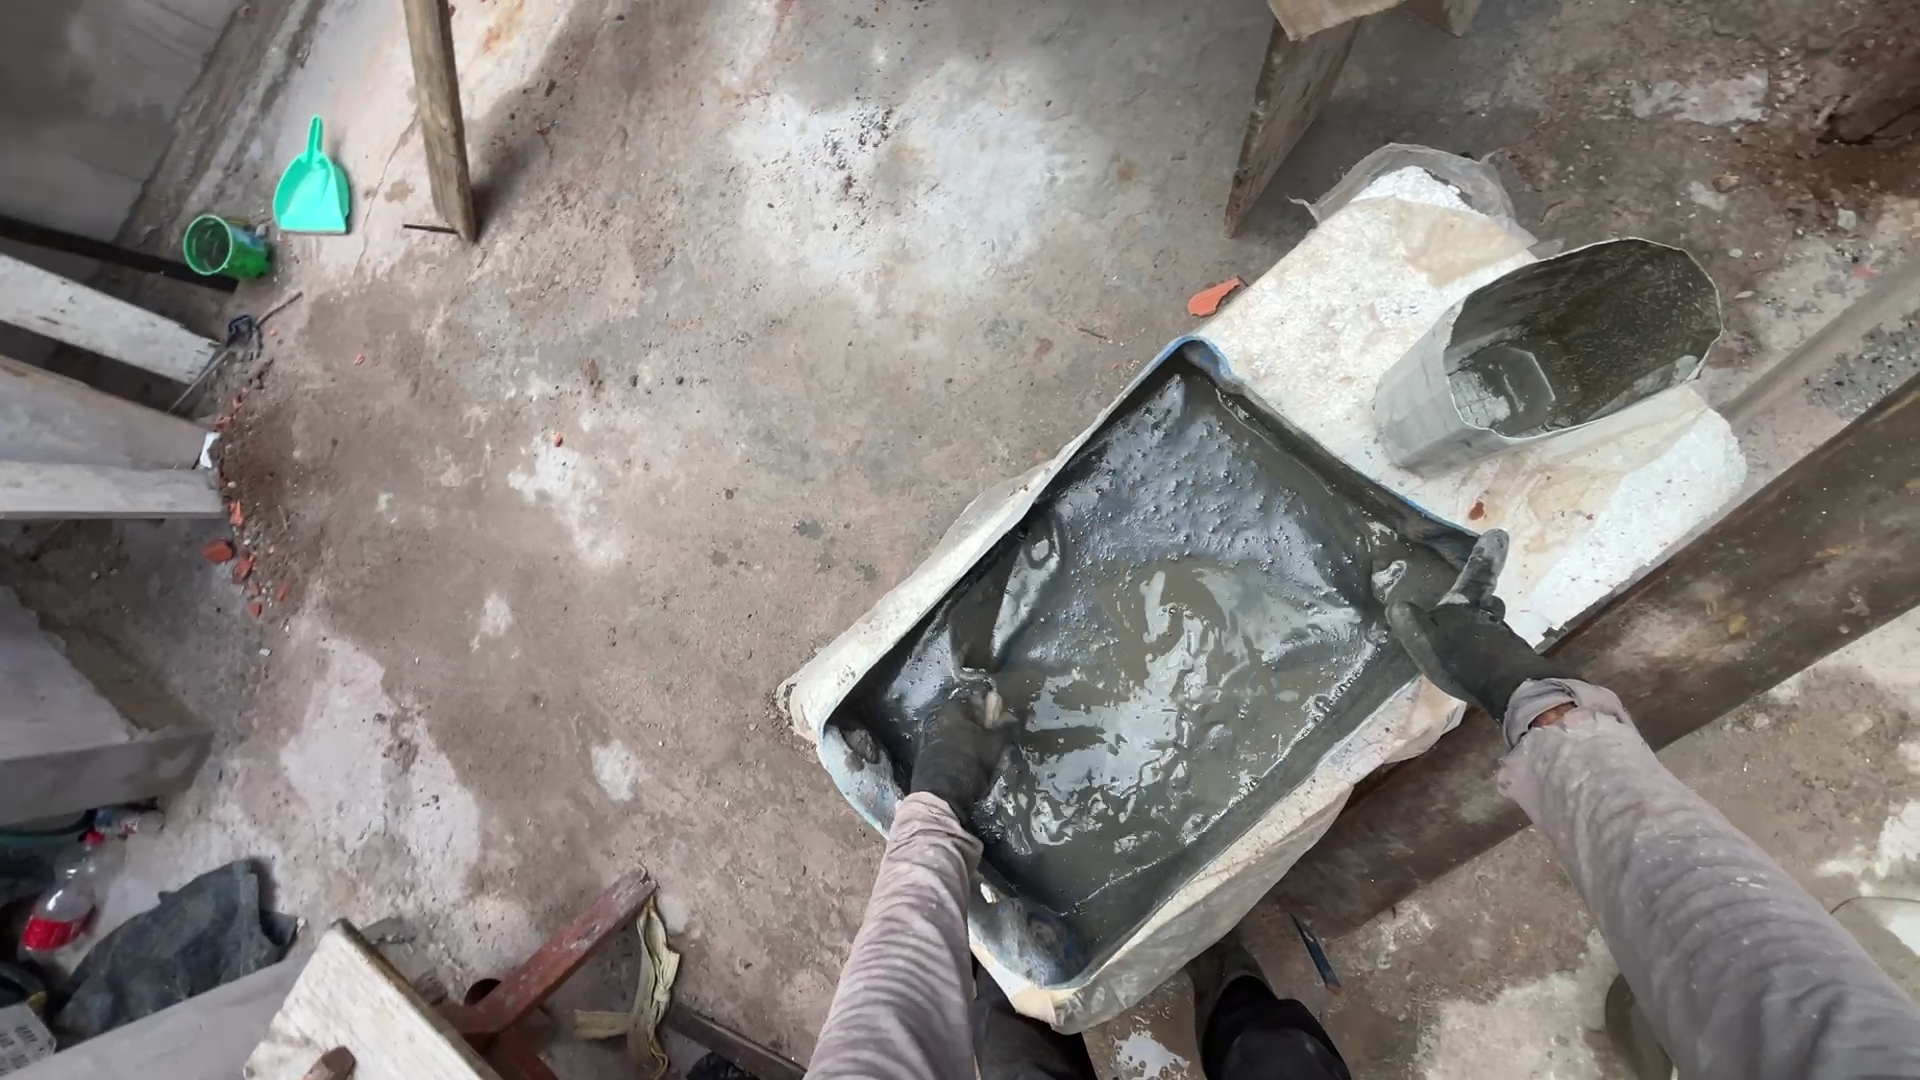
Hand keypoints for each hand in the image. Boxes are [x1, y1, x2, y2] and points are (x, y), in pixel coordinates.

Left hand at [909, 676, 1014, 823]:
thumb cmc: (970, 762)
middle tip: (997, 741)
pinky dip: (962, 753)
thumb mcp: (995, 744)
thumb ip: (1005, 727)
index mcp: (953, 708)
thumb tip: (1011, 716)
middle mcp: (939, 717)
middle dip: (983, 727)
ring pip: (959, 733)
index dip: (993, 708)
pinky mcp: (928, 755)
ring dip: (972, 741)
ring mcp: (931, 736)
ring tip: (986, 757)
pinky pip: (951, 748)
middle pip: (968, 717)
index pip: (977, 697)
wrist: (940, 795)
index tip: (1002, 721)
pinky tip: (970, 766)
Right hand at [1386, 530, 1571, 719]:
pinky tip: (1477, 663)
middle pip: (1489, 602)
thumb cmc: (1462, 658)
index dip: (1485, 555)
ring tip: (1470, 637)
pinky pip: (1497, 649)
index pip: (1475, 575)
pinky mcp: (1512, 663)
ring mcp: (1505, 640)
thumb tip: (1397, 604)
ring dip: (1485, 626)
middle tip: (1478, 599)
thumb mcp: (1422, 639)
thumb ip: (1409, 621)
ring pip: (1494, 625)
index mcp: (1465, 607)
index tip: (1499, 534)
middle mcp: (1489, 618)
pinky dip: (1488, 651)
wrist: (1511, 691)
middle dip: (1484, 599)